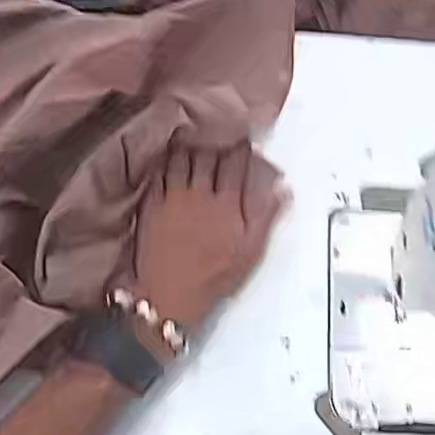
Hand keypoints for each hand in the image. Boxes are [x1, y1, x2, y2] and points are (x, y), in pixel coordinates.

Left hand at [130, 144, 284, 327]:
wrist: (169, 296)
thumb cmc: (213, 277)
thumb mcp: (250, 252)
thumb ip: (266, 217)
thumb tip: (283, 189)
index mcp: (226, 205)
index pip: (235, 165)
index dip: (240, 150)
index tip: (243, 142)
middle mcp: (199, 194)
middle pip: (208, 156)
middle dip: (216, 144)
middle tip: (220, 138)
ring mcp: (173, 197)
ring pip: (182, 159)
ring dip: (191, 147)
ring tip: (196, 140)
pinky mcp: (152, 204)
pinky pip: (159, 172)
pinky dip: (167, 160)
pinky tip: (171, 158)